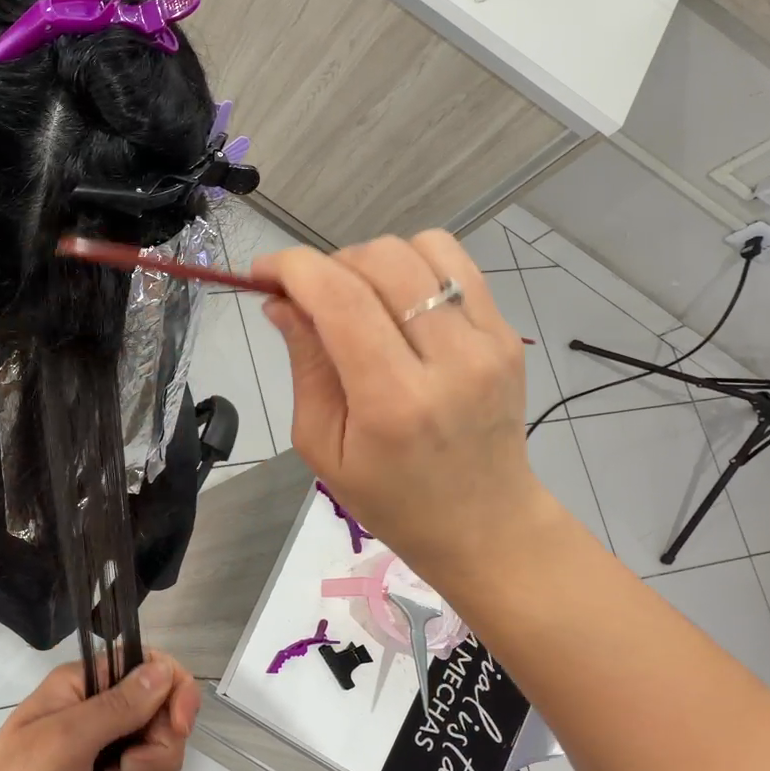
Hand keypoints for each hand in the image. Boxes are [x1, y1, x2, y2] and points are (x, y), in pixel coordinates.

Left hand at [0, 651, 200, 770]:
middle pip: (163, 715)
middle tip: (125, 767)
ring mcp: (103, 746)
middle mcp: (97, 707)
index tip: (177, 726)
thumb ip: (120, 705)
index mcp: (84, 682)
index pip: (150, 665)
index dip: (174, 691)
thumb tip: (164, 669)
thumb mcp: (69, 739)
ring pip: (160, 752)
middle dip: (158, 748)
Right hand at [251, 233, 559, 580]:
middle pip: (382, 261)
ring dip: (373, 261)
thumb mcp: (322, 446)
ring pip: (424, 248)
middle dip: (329, 265)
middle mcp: (449, 360)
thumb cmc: (389, 497)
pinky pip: (457, 265)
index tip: (262, 272)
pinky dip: (413, 268)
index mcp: (392, 401)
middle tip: (308, 299)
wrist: (482, 522)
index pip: (341, 301)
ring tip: (355, 299)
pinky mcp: (507, 333)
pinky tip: (396, 303)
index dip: (294, 270)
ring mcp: (488, 341)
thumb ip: (306, 368)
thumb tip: (282, 304)